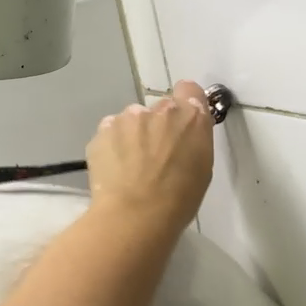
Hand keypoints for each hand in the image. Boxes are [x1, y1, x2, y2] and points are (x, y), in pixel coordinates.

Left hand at [85, 81, 215, 238]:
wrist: (135, 215)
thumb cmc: (179, 199)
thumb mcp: (202, 166)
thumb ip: (194, 138)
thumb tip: (183, 133)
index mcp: (191, 116)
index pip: (189, 89)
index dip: (185, 103)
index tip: (182, 123)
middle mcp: (160, 108)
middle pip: (160, 108)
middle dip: (158, 126)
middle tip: (154, 156)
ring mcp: (128, 117)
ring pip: (132, 120)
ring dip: (133, 135)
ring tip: (130, 167)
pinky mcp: (103, 130)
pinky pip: (111, 132)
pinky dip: (113, 146)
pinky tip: (115, 170)